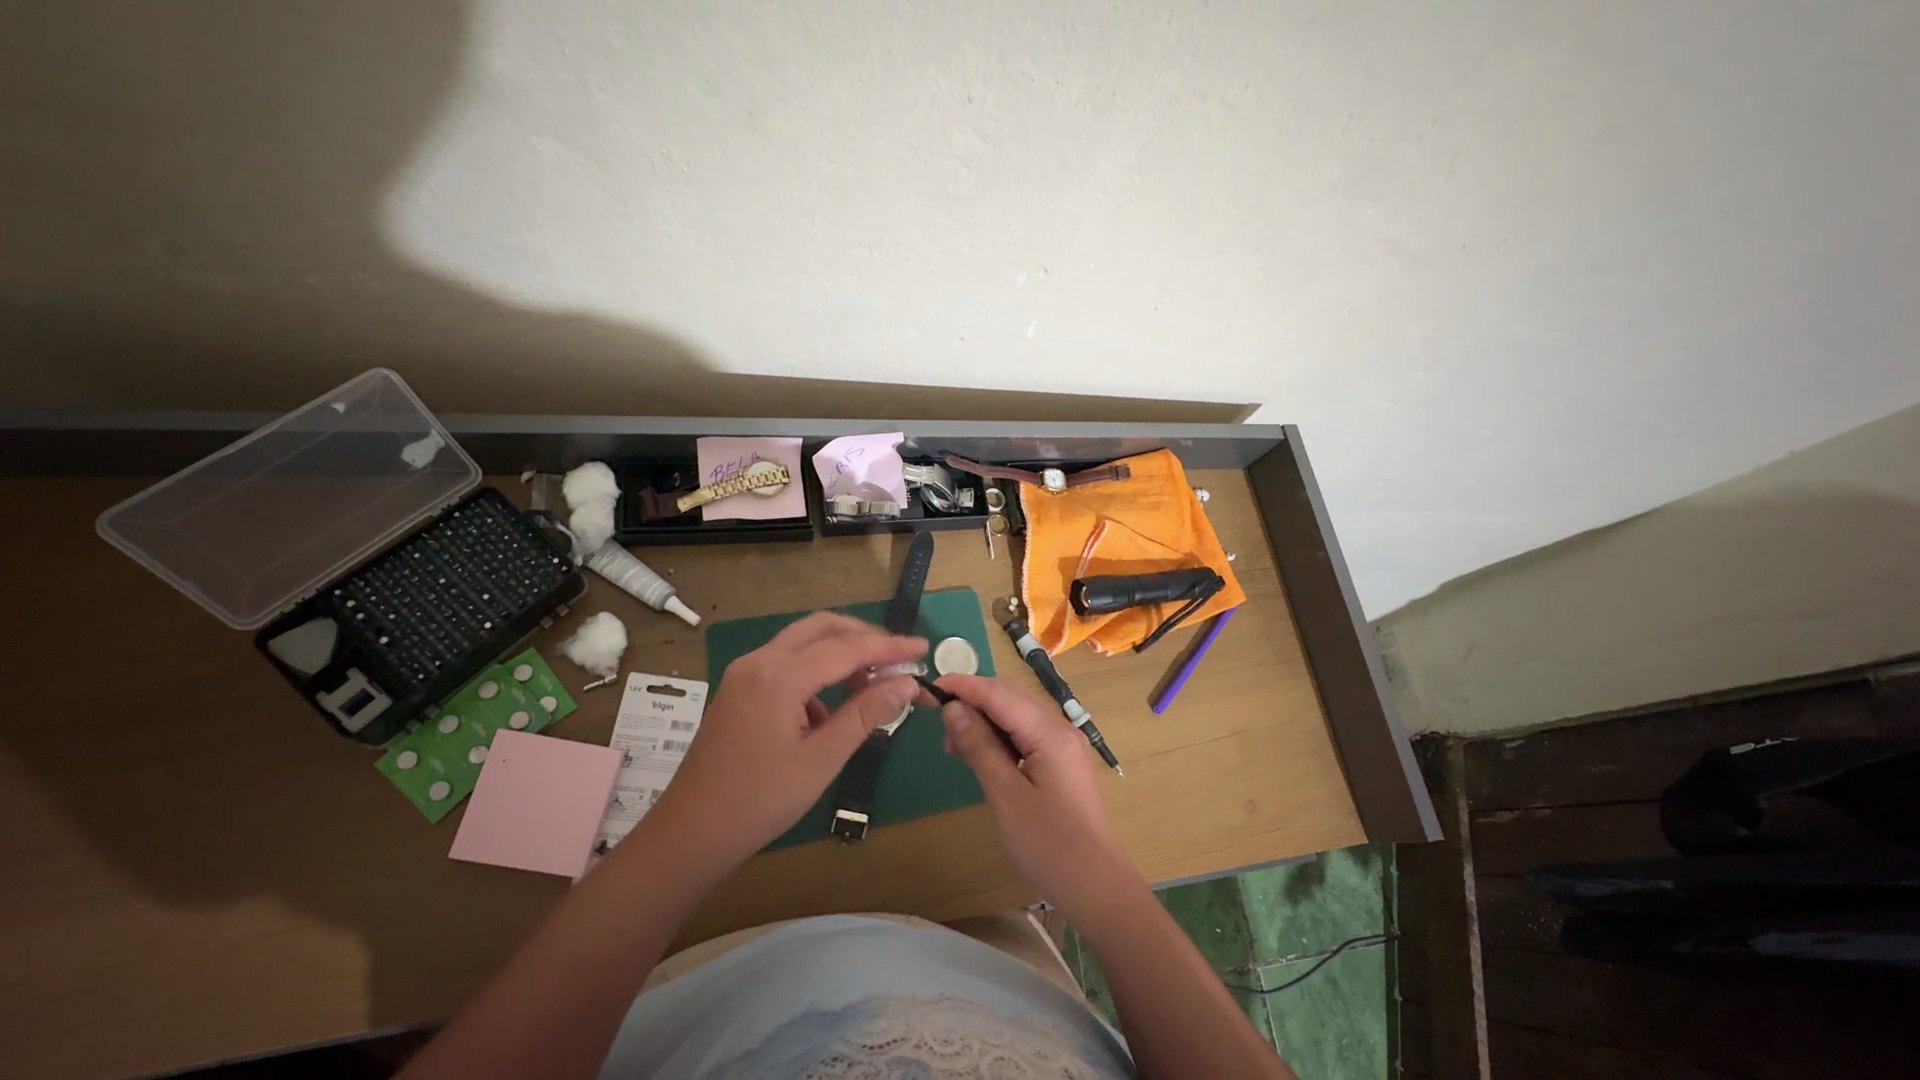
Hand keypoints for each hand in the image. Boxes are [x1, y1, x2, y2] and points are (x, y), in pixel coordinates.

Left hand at [634, 613, 924, 877]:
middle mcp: (759, 662)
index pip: (846, 647)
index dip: (889, 647)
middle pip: (821, 628)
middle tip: (899, 659)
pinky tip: (830, 711)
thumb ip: (865, 715)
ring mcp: (744, 674)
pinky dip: (815, 673)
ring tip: (873, 685)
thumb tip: (906, 684)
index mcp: (779, 676)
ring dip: (839, 653)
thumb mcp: (821, 759)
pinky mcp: (738, 690)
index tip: (923, 650)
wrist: (692, 832)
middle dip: (863, 638)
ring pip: (801, 643)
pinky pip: (785, 664)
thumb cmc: (760, 801)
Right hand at [935, 674, 1141, 919]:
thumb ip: (979, 748)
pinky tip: (981, 757)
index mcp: (1050, 733)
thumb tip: (953, 710)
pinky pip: (1026, 737)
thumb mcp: (1006, 796)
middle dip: (972, 703)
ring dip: (985, 722)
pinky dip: (1000, 739)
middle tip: (939, 726)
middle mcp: (1061, 730)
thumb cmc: (1050, 845)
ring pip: (1017, 717)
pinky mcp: (1063, 765)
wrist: (1098, 887)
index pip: (999, 694)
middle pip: (1010, 699)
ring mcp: (1065, 747)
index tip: (928, 688)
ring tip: (955, 747)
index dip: (963, 686)